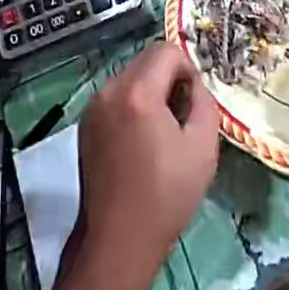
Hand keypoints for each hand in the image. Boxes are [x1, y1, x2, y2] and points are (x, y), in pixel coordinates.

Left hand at [76, 42, 219, 281]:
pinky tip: (141, 140)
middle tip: (182, 116)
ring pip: (130, 76)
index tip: (193, 101)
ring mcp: (92, 107)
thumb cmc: (166, 195)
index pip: (166, 50)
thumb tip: (193, 83)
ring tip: (162, 131)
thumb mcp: (203, 147)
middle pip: (146, 60)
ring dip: (151, 90)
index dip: (188, 69)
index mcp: (136, 93)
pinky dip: (133, 104)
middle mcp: (108, 91)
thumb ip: (203, 101)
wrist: (118, 239)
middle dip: (169, 78)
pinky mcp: (85, 123)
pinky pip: (116, 96)